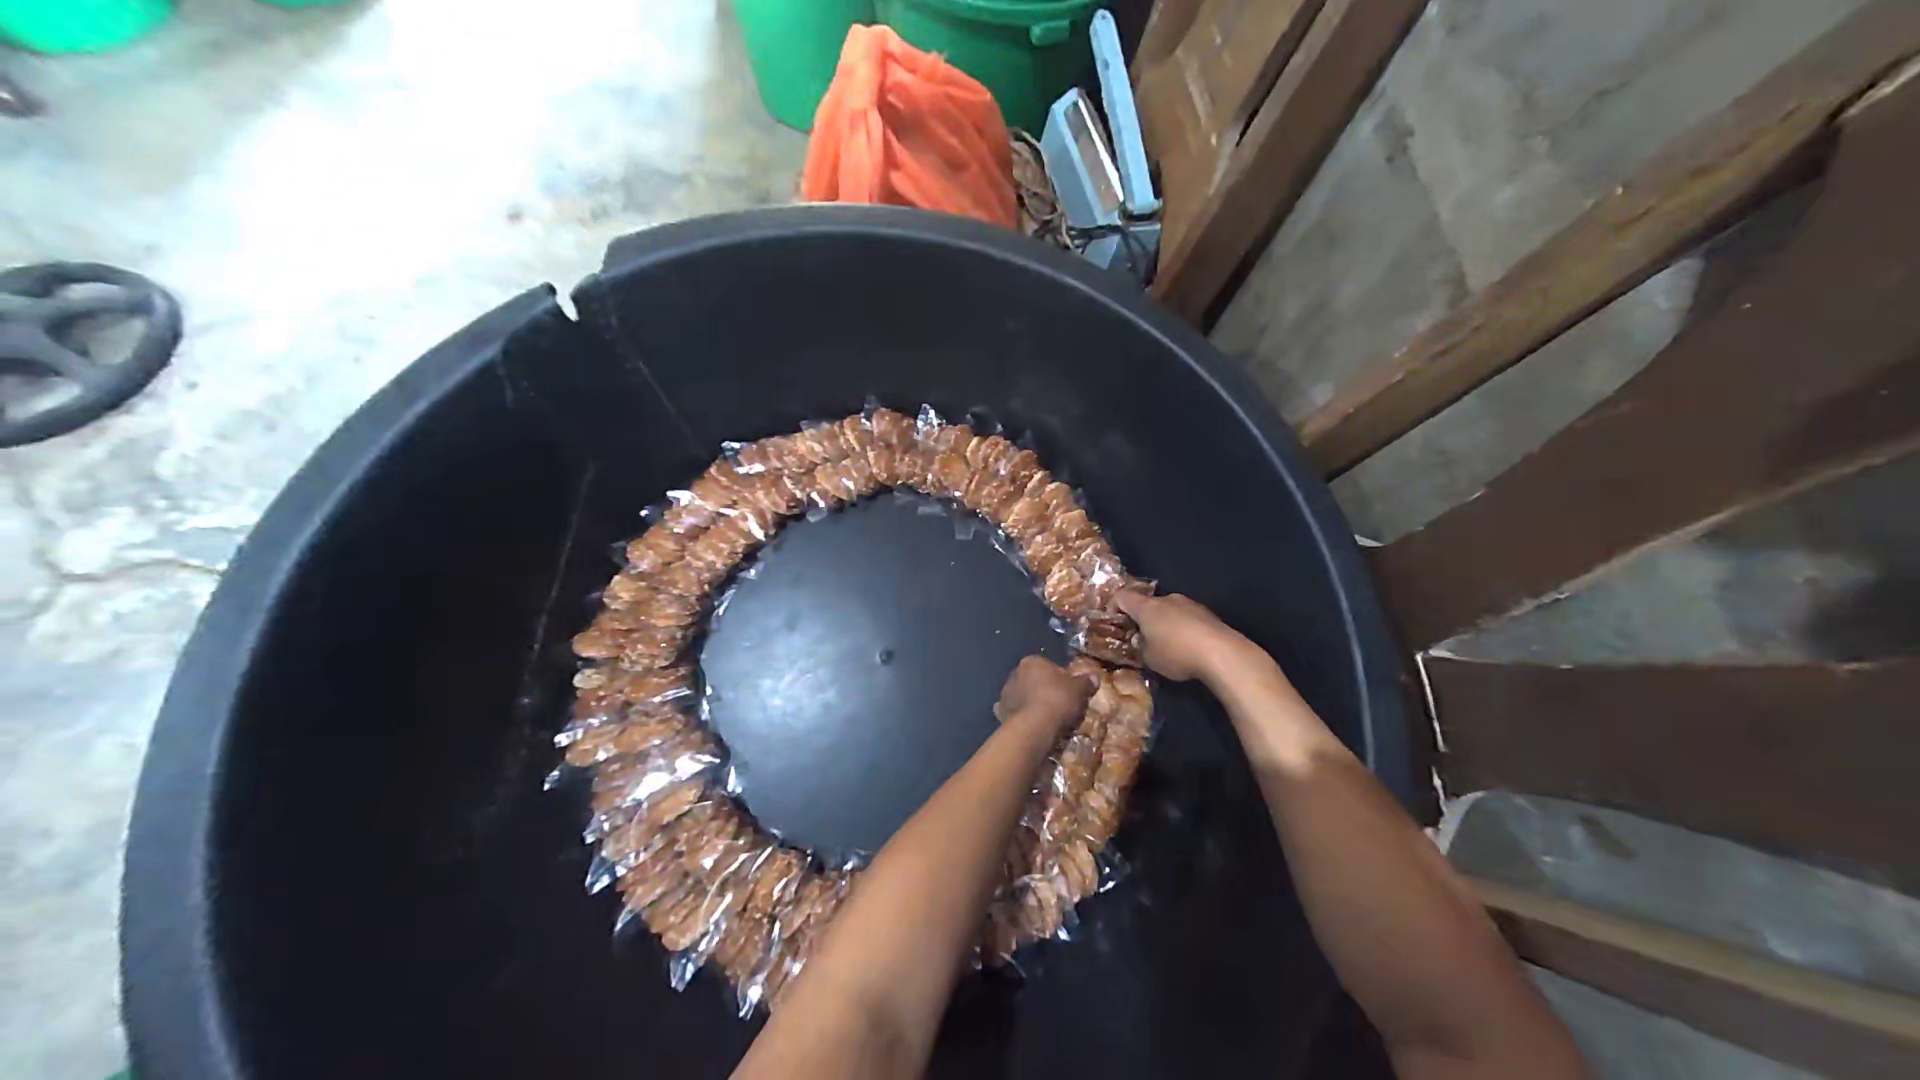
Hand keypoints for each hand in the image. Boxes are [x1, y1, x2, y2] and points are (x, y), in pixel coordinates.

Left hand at [994, 655, 1093, 731]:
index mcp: (1032, 661)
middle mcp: (1015, 673)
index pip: (1048, 666)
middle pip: (1034, 680)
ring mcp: (1005, 693)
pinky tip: (1031, 724)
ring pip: (1023, 695)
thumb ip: (1085, 681)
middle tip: (1059, 705)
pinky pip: (1014, 711)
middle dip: (1044, 689)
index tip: (1069, 691)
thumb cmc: (1057, 700)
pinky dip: (1021, 715)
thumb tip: (1094, 677)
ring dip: (1032, 702)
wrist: (1034, 726)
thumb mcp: (1078, 689)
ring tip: (1047, 717)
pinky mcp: (1001, 712)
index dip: (1060, 679)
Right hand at [1115, 592, 1261, 683]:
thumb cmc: (1176, 653)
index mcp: (1147, 607)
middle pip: (1148, 603)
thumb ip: (1140, 646)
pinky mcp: (1208, 614)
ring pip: (1169, 610)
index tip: (1115, 623)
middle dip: (1142, 618)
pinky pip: (1187, 618)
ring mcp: (1190, 604)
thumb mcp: (1149, 658)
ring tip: (1167, 645)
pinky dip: (1182, 628)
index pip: (1122, 596)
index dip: (1114, 607)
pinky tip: (1188, 647)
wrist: (1222, 653)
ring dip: (1164, 623)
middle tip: (1142, 638)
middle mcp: (1167, 599)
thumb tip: (1140, 640)